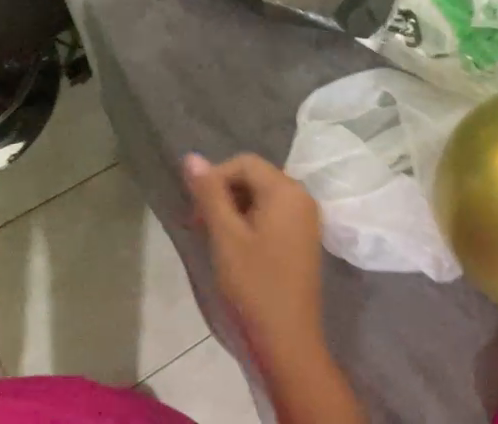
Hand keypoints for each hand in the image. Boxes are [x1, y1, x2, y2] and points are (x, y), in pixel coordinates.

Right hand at [184, 152, 323, 356]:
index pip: (244, 163)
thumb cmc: (254, 285)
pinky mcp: (304, 239)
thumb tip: (191, 156)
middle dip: (224, 194)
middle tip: (199, 226)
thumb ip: (209, 194)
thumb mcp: (225, 237)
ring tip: (214, 239)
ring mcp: (306, 219)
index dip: (215, 178)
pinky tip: (235, 248)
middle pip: (255, 177)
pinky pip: (274, 215)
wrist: (288, 340)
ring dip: (235, 210)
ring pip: (263, 197)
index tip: (194, 210)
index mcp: (286, 190)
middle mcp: (302, 196)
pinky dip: (251, 222)